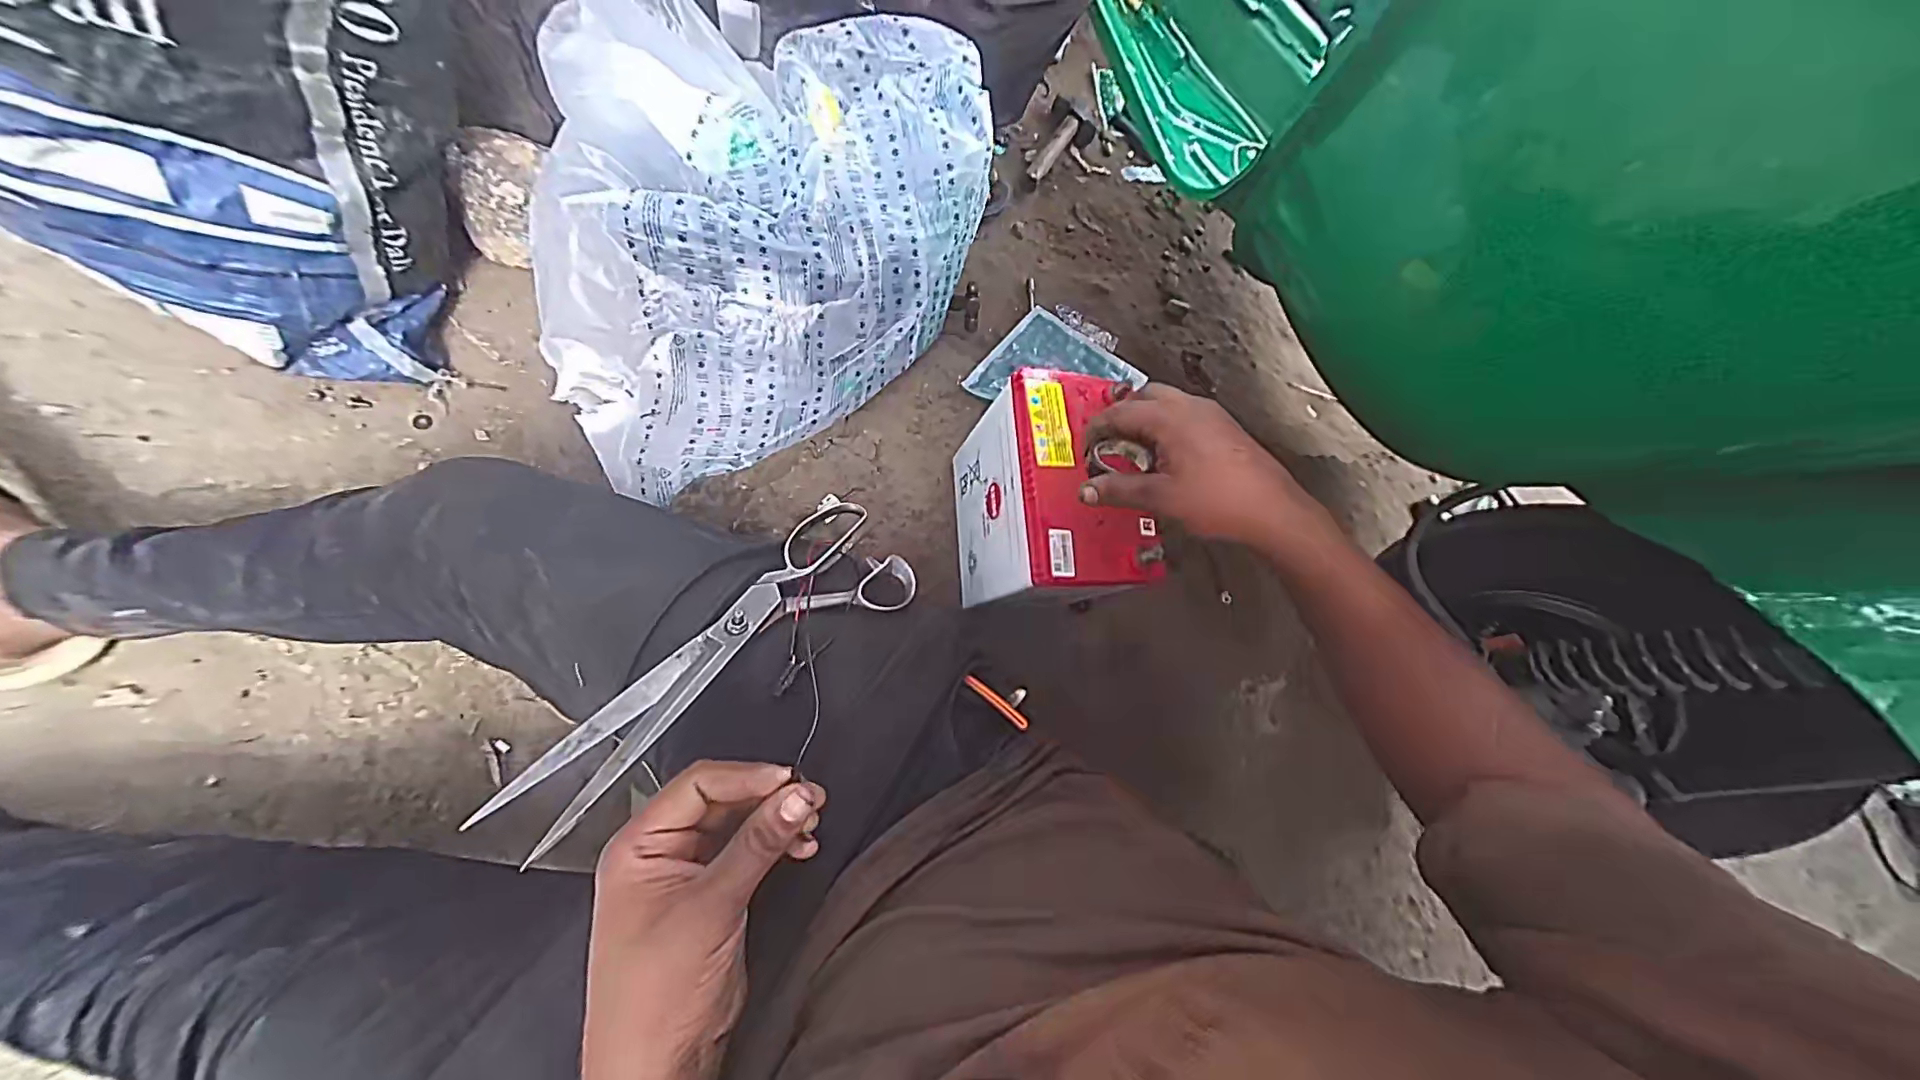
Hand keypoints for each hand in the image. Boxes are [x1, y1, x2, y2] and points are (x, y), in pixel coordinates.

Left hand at [583, 760, 824, 1079]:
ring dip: (776, 819)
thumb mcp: (712, 907)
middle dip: (768, 796)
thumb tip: (796, 796)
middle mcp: (660, 852)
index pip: (699, 784)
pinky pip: (747, 849)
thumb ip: (758, 844)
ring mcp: (686, 872)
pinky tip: (799, 847)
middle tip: (808, 799)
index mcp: (638, 846)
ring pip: (739, 822)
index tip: (789, 781)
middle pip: (722, 799)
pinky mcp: (711, 892)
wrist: (655, 1070)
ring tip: (809, 823)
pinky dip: (776, 844)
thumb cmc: (652, 1001)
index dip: (748, 776)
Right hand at [1081, 383, 1342, 557]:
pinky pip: (1184, 416)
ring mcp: (1210, 415)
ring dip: (1143, 421)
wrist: (1271, 511)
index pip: (1120, 412)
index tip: (1087, 447)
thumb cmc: (1219, 501)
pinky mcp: (1223, 429)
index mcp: (1170, 418)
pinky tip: (1163, 458)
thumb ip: (1119, 489)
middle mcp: (1190, 407)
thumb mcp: (1159, 498)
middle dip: (1120, 416)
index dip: (1097, 429)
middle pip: (1143, 396)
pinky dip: (1164, 428)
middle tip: (1106, 442)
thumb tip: (1088, 490)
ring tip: (1132, 452)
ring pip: (1166, 403)